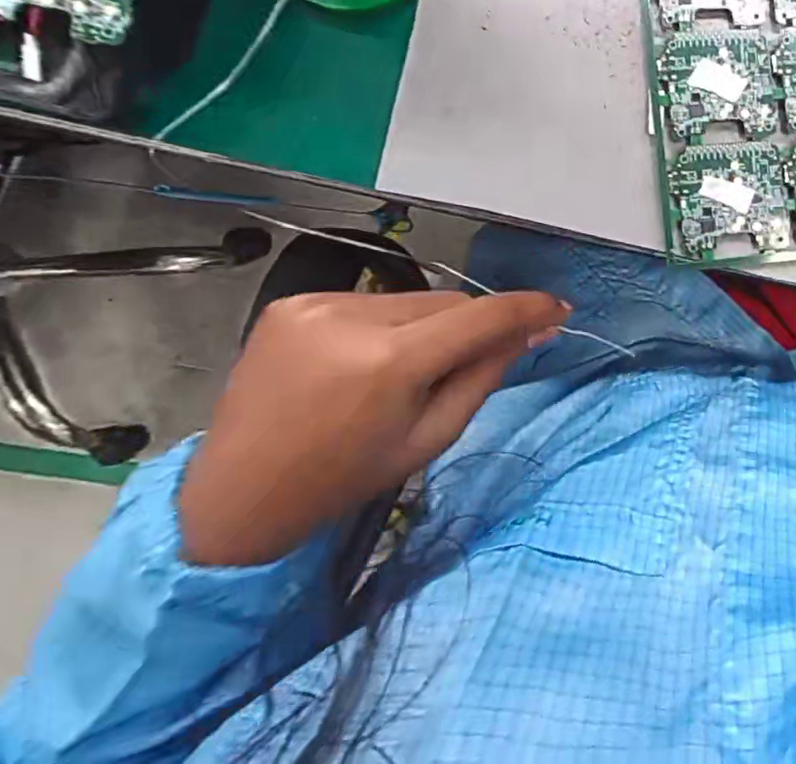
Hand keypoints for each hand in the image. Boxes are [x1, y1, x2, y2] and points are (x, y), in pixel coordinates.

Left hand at [178, 290, 566, 566]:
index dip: (525, 310)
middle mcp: (351, 317)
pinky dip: (380, 325)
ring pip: (408, 299)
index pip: (479, 316)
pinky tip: (358, 363)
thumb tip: (528, 334)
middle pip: (445, 302)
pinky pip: (366, 301)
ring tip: (395, 374)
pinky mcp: (292, 301)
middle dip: (464, 329)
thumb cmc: (341, 480)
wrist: (239, 495)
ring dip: (421, 327)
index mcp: (389, 362)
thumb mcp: (428, 437)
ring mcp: (315, 303)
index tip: (555, 308)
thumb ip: (483, 376)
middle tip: (456, 368)